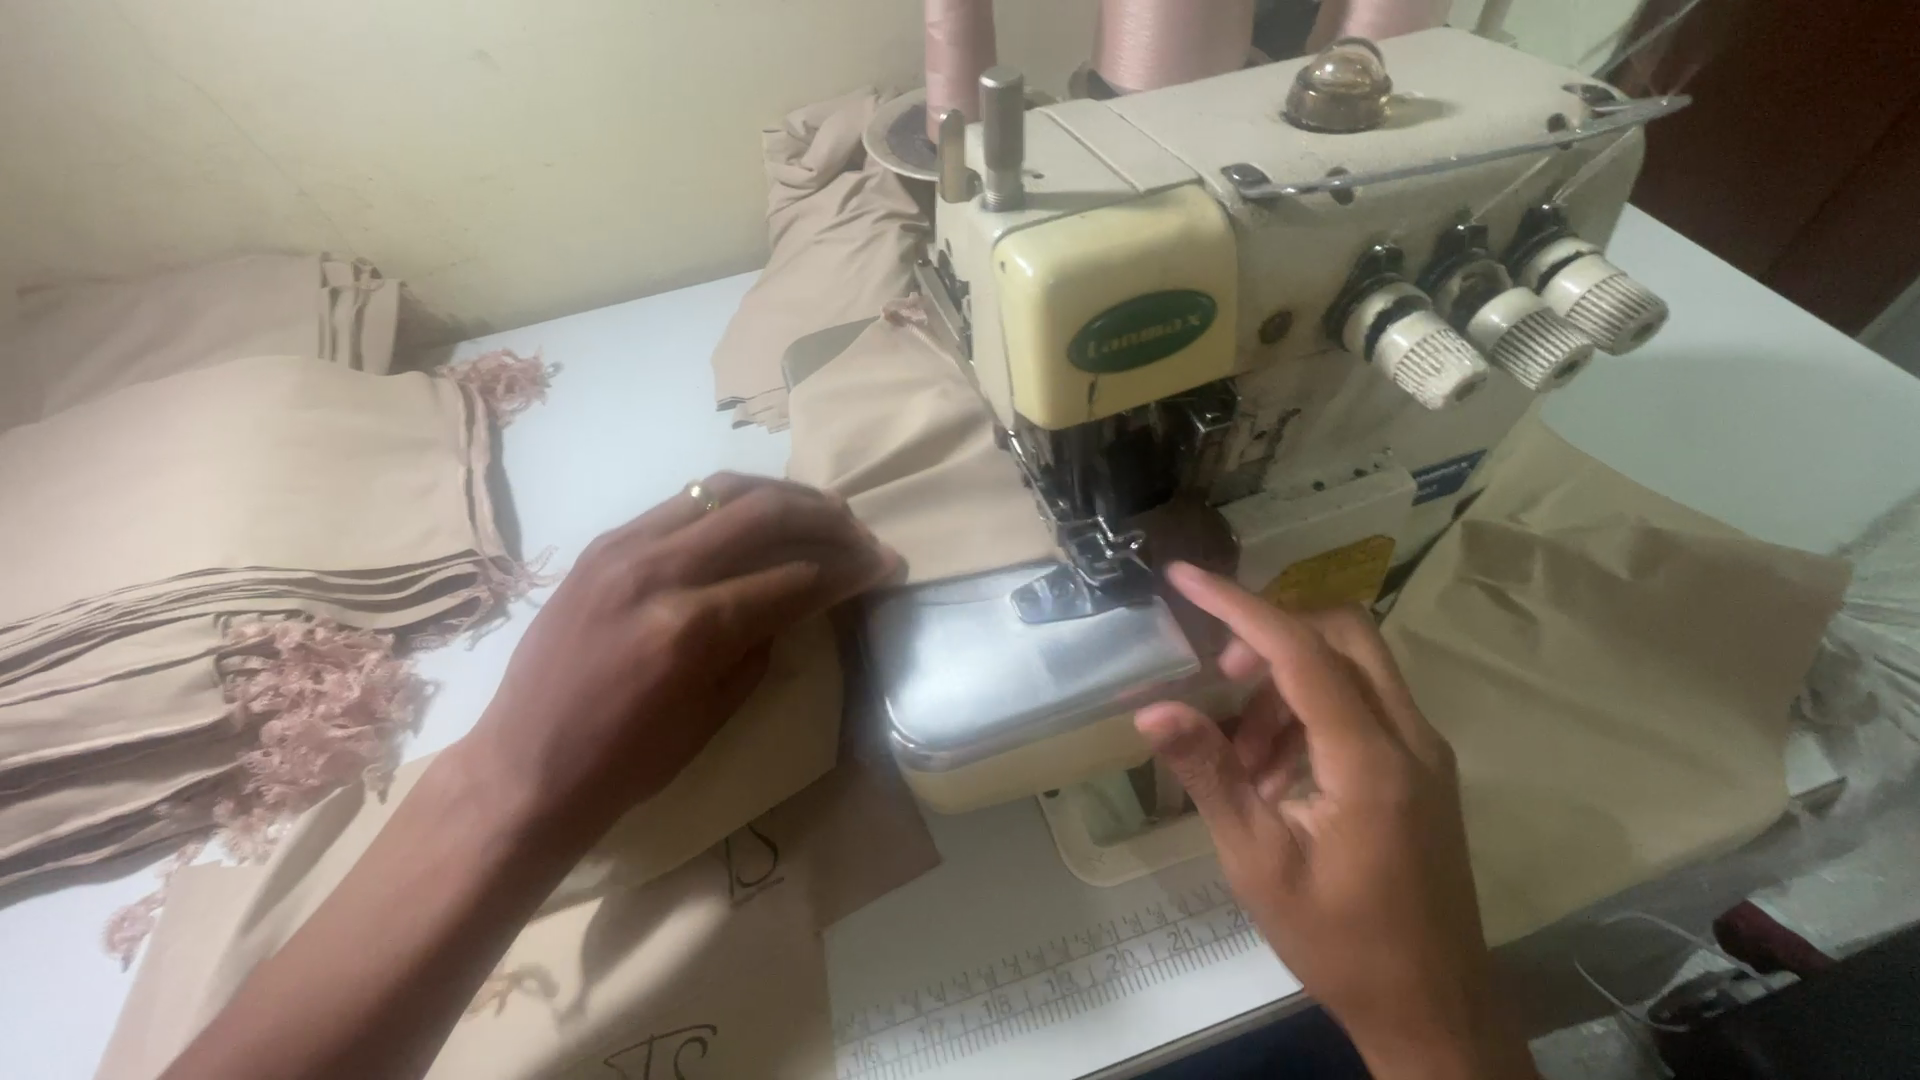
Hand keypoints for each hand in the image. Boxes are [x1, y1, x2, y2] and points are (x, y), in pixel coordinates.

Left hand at [467, 474, 898, 838]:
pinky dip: (732, 502)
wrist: (526, 765)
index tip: (885, 564)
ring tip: (819, 511)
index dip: (851, 570)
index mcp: (692, 629)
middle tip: (860, 534)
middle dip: (828, 520)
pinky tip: (756, 516)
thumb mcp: (715, 712)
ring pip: (723, 490)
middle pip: (767, 515)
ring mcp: (624, 548)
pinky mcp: (604, 543)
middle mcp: (659, 572)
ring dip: (783, 496)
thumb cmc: (628, 762)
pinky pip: (683, 501)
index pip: (796, 579)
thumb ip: (762, 641)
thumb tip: (800, 596)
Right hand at [1137, 563, 1533, 1079]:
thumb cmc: (1339, 941)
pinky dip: (1311, 709)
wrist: (1434, 1010)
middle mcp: (1410, 739)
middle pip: (1344, 634)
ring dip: (1287, 682)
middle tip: (1220, 678)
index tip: (1184, 579)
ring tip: (1242, 753)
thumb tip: (1151, 712)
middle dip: (1270, 635)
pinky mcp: (1422, 769)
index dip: (1238, 606)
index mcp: (1371, 761)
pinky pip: (1363, 703)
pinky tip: (1275, 770)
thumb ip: (1209, 774)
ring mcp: (1425, 752)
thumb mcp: (1258, 861)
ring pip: (1354, 666)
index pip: (1300, 651)